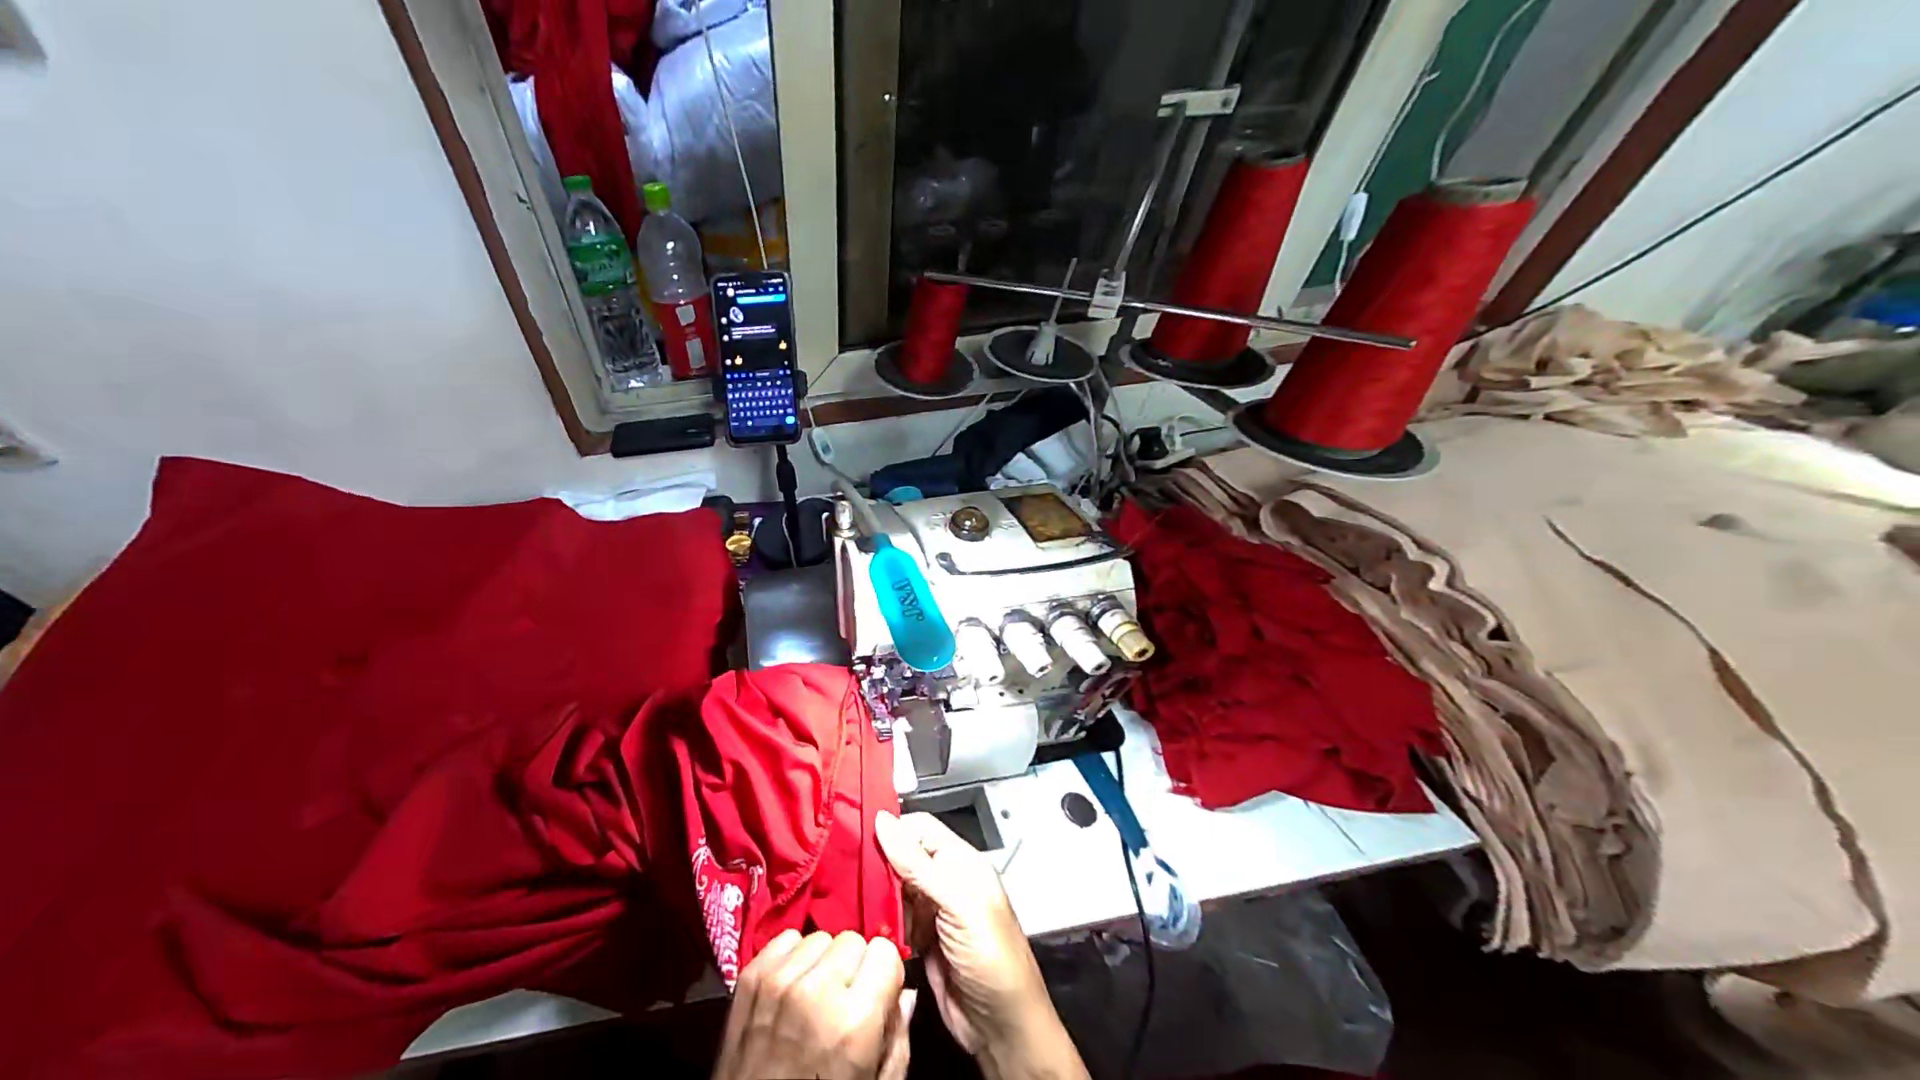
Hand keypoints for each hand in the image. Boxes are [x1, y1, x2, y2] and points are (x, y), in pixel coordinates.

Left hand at [713, 929, 914, 1079]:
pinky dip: (793, 958)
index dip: (883, 975)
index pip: (885, 951)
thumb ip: (898, 1037)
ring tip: (814, 996)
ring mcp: (779, 980)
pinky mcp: (750, 977)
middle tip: (844, 1001)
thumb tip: (905, 994)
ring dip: (823, 962)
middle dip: (854, 966)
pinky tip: (791, 989)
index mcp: (855, 1019)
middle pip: (852, 940)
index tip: (875, 997)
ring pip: (820, 938)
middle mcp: (817, 989)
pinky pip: (786, 940)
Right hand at [875, 812, 1085, 1079]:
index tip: (858, 836)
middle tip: (849, 871)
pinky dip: (878, 923)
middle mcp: (946, 883)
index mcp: (962, 864)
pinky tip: (865, 925)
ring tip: (853, 898)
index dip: (892, 830)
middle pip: (902, 858)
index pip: (920, 830)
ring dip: (875, 895)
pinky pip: (891, 922)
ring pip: (893, 890)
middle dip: (877, 863)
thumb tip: (884, 823)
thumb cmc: (996, 962)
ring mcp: (932, 914)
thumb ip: (919, 865)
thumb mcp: (958, 904)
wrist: (1003, 1028)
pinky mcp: (919, 942)